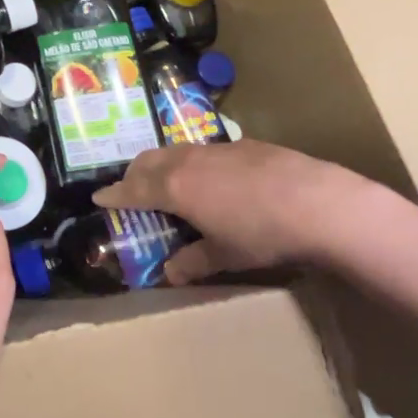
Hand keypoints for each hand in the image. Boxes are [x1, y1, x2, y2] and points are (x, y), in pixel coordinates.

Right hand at [93, 139, 376, 284]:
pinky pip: (206, 150)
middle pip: (148, 161)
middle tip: (130, 188)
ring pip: (176, 151)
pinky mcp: (245, 144)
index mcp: (174, 187)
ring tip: (169, 181)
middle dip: (135, 174)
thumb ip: (194, 261)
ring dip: (164, 165)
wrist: (318, 203)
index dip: (113, 195)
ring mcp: (216, 148)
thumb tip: (170, 273)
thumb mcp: (226, 255)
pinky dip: (196, 163)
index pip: (132, 189)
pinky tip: (216, 179)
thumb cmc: (262, 234)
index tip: (99, 197)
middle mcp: (187, 160)